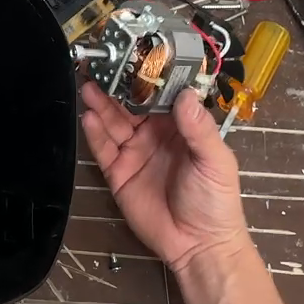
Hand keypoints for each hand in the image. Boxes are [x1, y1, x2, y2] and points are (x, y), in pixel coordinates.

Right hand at [79, 82, 252, 275]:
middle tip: (101, 65)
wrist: (199, 246)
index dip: (147, 76)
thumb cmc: (216, 200)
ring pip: (114, 122)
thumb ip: (199, 129)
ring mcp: (134, 152)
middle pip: (131, 104)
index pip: (160, 94)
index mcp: (180, 126)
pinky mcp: (118, 173)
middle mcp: (154, 134)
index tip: (135, 56)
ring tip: (88, 85)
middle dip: (116, 85)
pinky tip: (88, 116)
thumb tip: (185, 93)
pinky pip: (103, 149)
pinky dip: (95, 132)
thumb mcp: (215, 161)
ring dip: (101, 103)